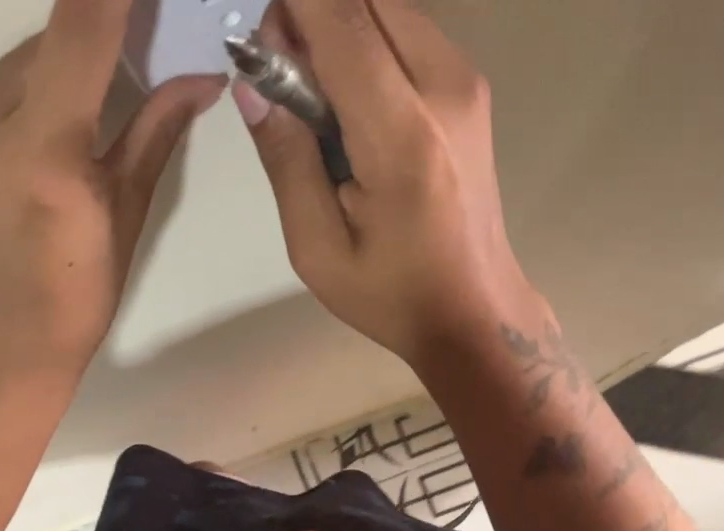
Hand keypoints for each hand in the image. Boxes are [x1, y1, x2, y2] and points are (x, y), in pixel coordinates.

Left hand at [0, 0, 224, 383]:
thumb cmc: (74, 306)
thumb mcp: (123, 221)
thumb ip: (153, 134)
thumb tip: (200, 74)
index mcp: (41, 158)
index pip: (79, 33)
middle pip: (40, 50)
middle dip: (84, 49)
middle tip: (120, 61)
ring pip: (4, 75)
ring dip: (45, 79)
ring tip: (71, 121)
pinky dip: (9, 109)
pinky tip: (26, 148)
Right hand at [234, 0, 545, 363]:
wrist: (472, 306)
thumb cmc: (388, 292)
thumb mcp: (317, 247)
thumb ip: (287, 161)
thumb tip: (251, 87)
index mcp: (402, 137)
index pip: (345, 25)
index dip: (295, 7)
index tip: (257, 32)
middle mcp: (445, 87)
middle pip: (370, 1)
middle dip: (314, 14)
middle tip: (276, 70)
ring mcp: (466, 81)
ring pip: (389, 9)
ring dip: (338, 28)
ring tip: (306, 92)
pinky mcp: (469, 87)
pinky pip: (407, 33)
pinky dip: (365, 44)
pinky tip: (344, 101)